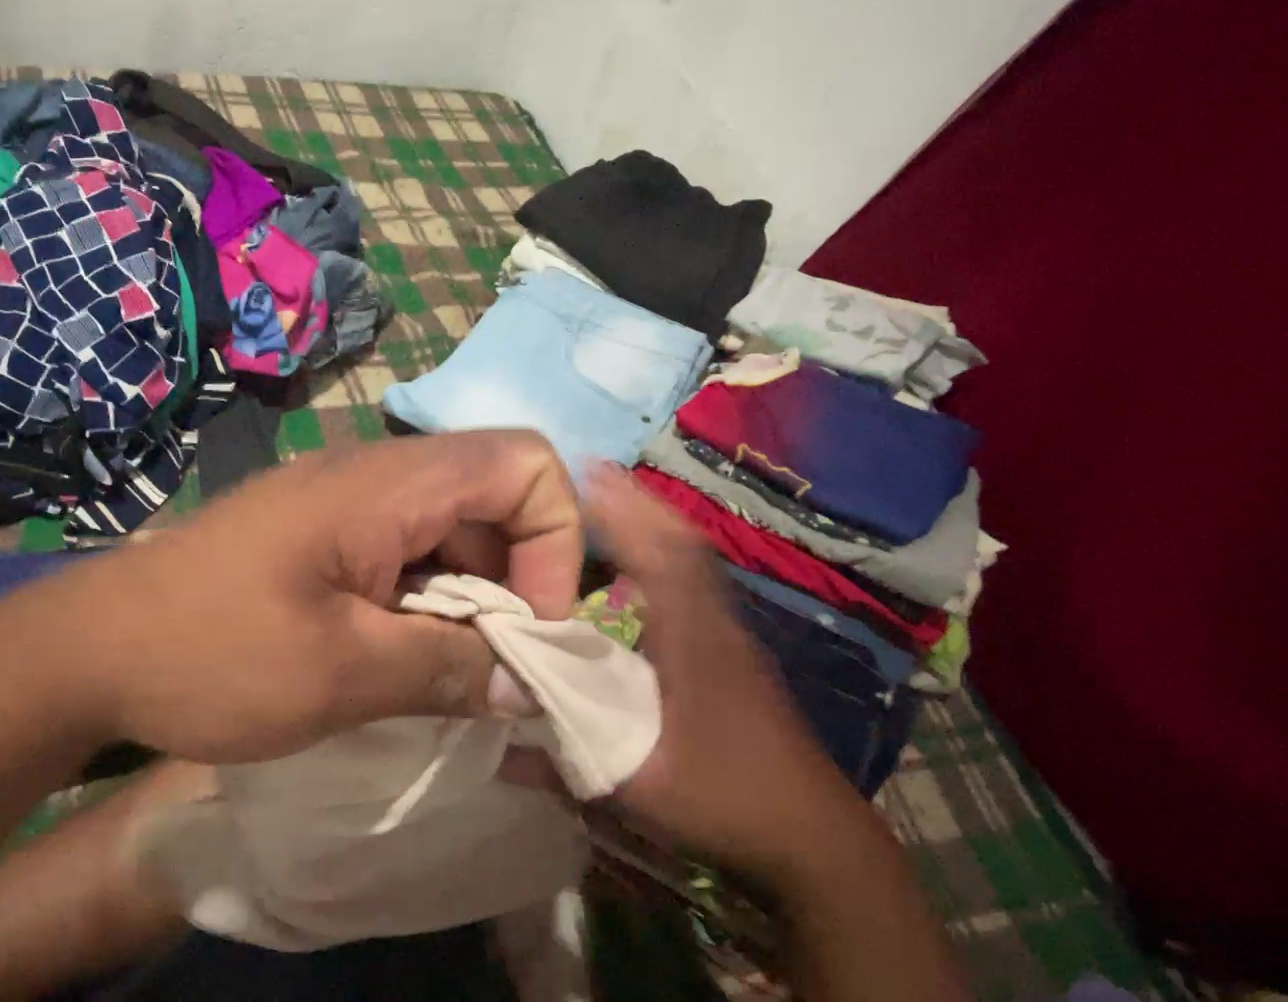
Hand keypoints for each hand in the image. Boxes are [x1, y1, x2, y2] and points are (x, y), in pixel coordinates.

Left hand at [63, 431, 582, 763]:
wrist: (88, 650)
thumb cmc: (211, 653)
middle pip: (492, 501)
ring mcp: (341, 508)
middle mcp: (371, 479)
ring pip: (448, 537)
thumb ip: (450, 670)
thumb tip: (531, 685)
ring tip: (440, 680)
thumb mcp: (342, 674)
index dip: (554, 542)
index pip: (525, 462)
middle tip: (488, 672)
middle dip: (512, 587)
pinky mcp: (316, 541)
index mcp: (387, 485)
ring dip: (465, 606)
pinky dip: (421, 609)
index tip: (527, 630)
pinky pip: (401, 560)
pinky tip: (395, 667)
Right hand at [580, 465, 870, 882]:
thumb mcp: (637, 785)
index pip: (658, 559)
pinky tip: (643, 564)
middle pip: (680, 545)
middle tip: (589, 473)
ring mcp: (731, 637)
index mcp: (692, 642)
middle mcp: (715, 625)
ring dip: (653, 525)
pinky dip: (668, 556)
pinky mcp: (735, 653)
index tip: (582, 477)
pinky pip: (697, 582)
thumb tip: (496, 745)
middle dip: (636, 504)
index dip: (622, 513)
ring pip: (693, 562)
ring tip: (610, 502)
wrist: (815, 838)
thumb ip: (565, 762)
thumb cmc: (726, 800)